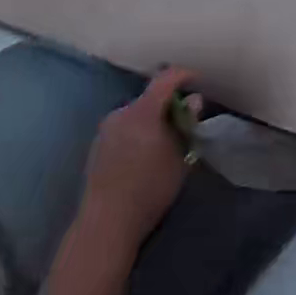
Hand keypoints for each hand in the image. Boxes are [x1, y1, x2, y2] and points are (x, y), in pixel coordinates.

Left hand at [77, 67, 200, 245]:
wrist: (107, 219)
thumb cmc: (149, 188)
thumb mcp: (178, 158)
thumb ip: (186, 126)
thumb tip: (193, 100)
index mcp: (143, 110)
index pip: (164, 79)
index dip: (183, 75)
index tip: (197, 80)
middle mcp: (121, 111)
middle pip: (149, 99)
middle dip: (166, 106)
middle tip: (181, 125)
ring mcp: (107, 127)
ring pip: (135, 115)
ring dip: (150, 122)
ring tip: (161, 146)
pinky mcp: (98, 144)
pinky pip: (123, 129)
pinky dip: (136, 134)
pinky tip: (140, 158)